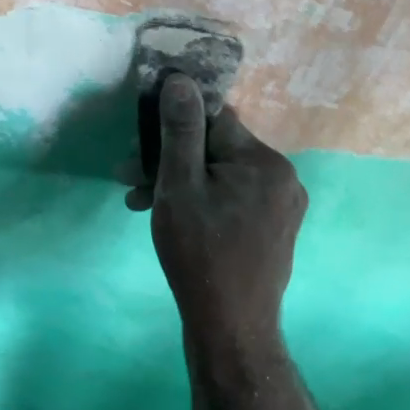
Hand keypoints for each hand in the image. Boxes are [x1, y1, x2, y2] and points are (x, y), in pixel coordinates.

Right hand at [130, 74, 307, 335]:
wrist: (231, 330)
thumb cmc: (200, 254)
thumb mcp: (179, 185)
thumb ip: (180, 130)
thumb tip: (180, 79)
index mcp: (264, 161)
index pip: (212, 119)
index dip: (172, 124)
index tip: (139, 141)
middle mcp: (281, 176)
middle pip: (213, 147)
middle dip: (168, 157)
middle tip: (128, 174)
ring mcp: (280, 204)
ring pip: (218, 173)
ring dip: (178, 180)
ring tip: (138, 199)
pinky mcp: (272, 226)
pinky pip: (230, 195)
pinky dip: (199, 199)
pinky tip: (167, 213)